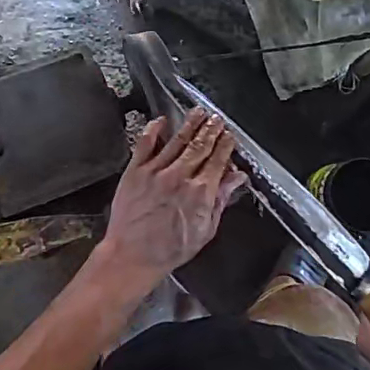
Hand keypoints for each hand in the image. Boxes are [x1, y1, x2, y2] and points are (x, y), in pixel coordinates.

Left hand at [94, 109, 245, 284]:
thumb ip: (221, 200)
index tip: (229, 136)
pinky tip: (161, 120)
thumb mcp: (206, 230)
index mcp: (201, 192)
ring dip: (190, 124)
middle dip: (211, 129)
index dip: (226, 145)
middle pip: (201, 145)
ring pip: (177, 140)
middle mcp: (180, 177)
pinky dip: (154, 130)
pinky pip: (146, 144)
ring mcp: (156, 172)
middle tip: (217, 118)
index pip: (218, 160)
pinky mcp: (135, 172)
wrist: (132, 256)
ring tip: (198, 112)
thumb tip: (236, 178)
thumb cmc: (170, 249)